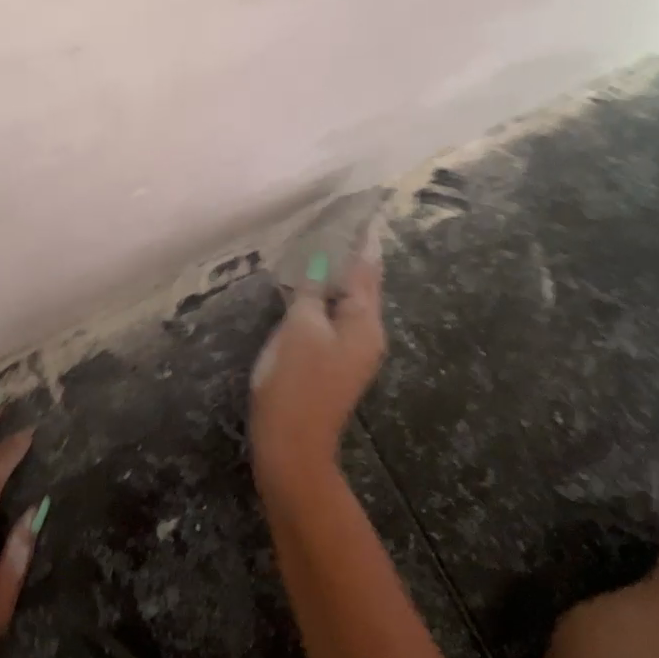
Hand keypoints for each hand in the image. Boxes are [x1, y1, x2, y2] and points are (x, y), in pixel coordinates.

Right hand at [250, 243, 386, 481]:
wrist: (290, 445)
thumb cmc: (296, 381)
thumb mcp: (300, 328)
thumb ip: (312, 291)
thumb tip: (322, 263)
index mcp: (365, 323)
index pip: (366, 270)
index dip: (364, 241)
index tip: (367, 212)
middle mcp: (368, 336)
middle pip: (361, 286)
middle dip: (351, 256)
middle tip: (339, 222)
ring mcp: (352, 354)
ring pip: (347, 304)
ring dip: (336, 277)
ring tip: (322, 247)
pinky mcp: (333, 366)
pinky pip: (334, 321)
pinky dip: (324, 300)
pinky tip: (308, 290)